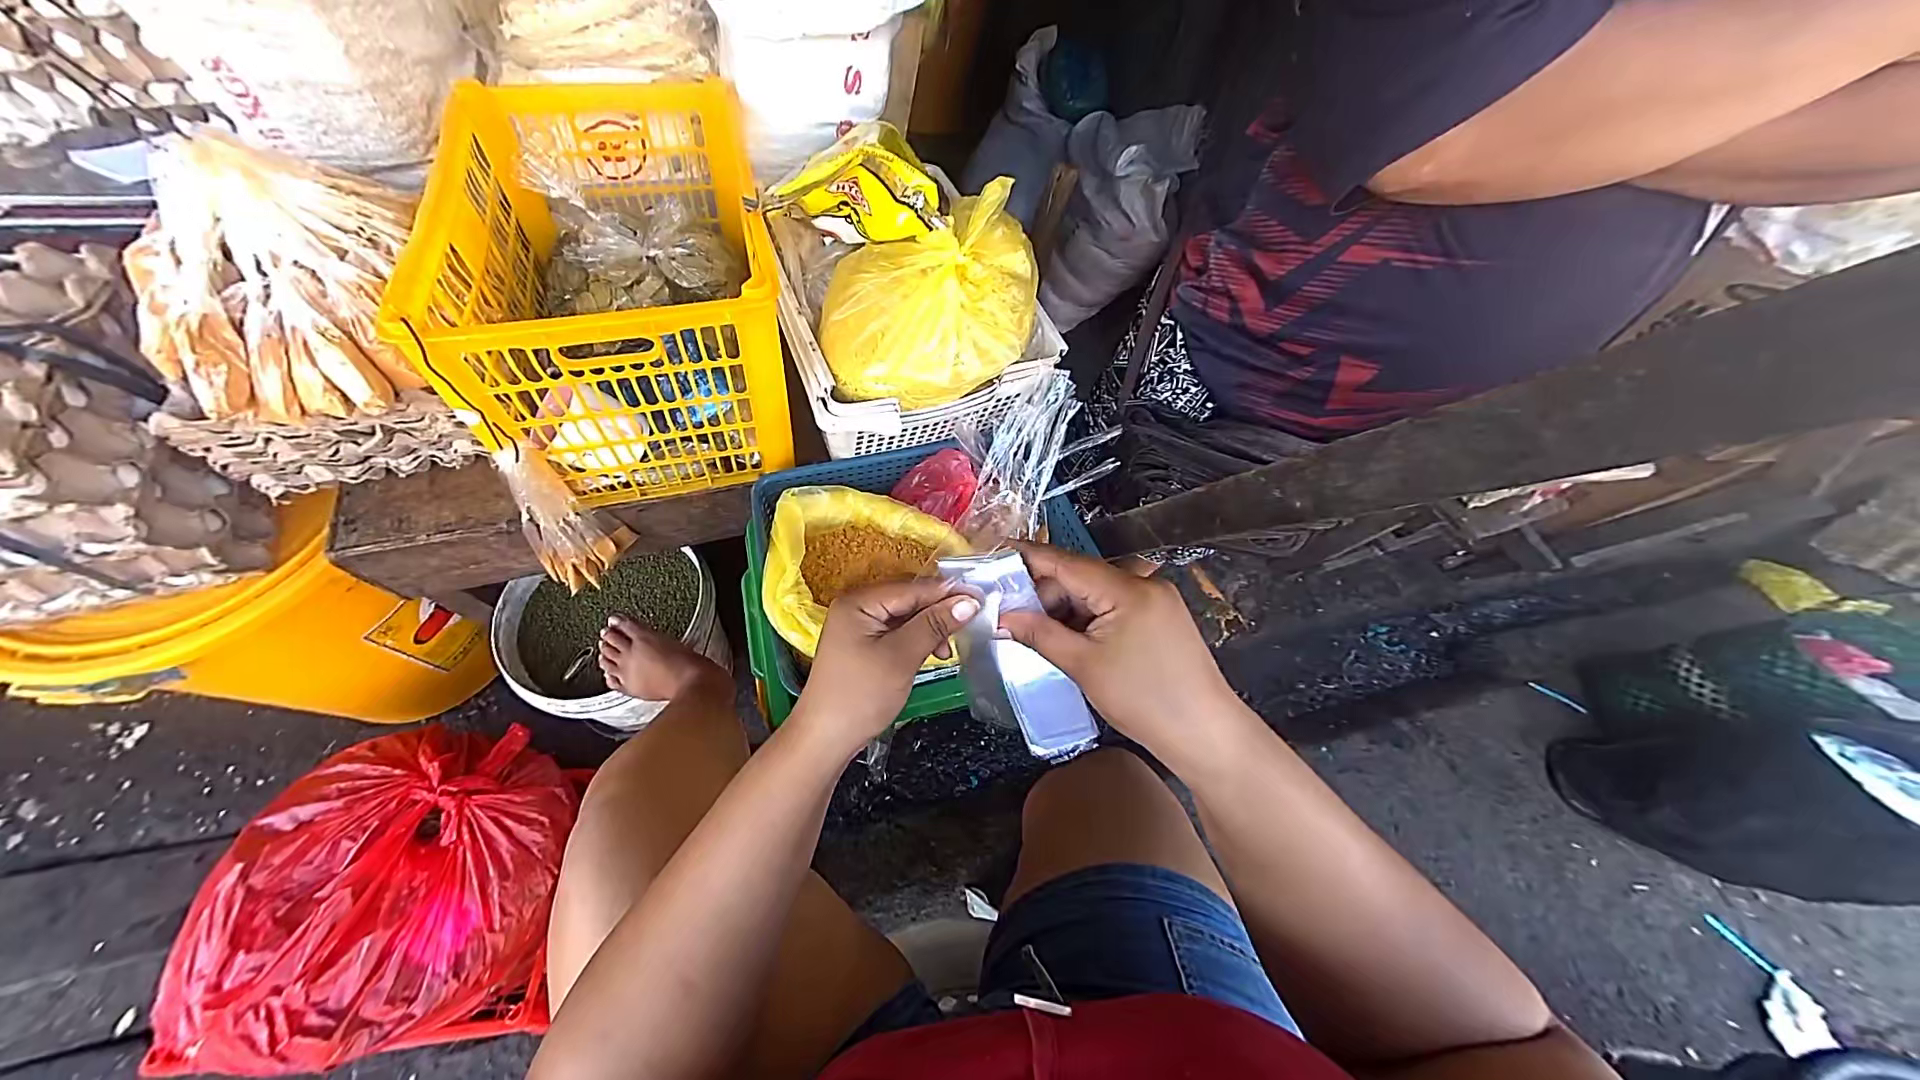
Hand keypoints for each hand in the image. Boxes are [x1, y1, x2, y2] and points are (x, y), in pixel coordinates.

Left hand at [792, 579, 978, 754]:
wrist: (825, 738)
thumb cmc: (860, 696)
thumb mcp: (902, 656)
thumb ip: (934, 625)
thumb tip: (968, 601)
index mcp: (858, 601)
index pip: (912, 588)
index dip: (947, 593)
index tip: (981, 599)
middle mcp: (856, 606)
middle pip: (909, 599)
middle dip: (939, 611)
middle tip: (970, 624)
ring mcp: (858, 625)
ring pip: (906, 616)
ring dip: (930, 627)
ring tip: (947, 649)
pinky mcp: (863, 644)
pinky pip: (897, 631)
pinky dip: (917, 639)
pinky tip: (932, 653)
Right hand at [998, 542, 1249, 758]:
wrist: (1205, 733)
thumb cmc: (1145, 700)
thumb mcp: (1082, 665)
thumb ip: (1039, 634)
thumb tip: (1003, 617)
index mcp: (1127, 588)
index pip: (1066, 561)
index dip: (1027, 557)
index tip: (996, 553)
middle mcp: (1144, 584)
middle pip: (1080, 575)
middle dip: (1044, 594)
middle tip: (1013, 617)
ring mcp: (1155, 600)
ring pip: (1095, 592)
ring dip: (1066, 609)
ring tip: (1041, 635)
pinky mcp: (1160, 617)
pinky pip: (1113, 605)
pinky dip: (1088, 618)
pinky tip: (1071, 639)